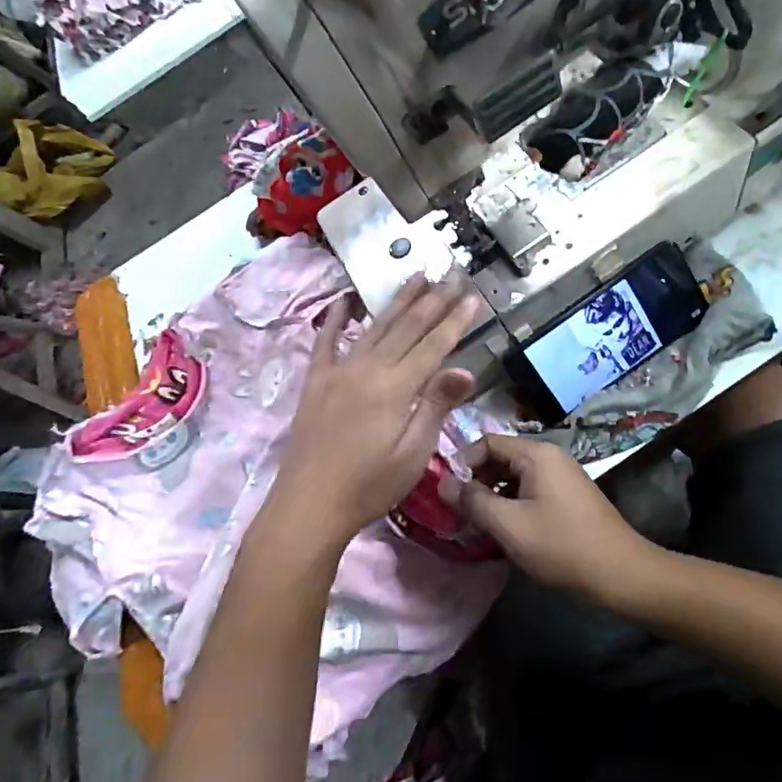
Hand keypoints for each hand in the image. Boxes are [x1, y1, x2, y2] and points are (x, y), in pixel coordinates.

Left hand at [273, 276, 481, 542]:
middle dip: (433, 300)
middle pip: (407, 327)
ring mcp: (339, 372)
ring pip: (374, 326)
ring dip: (398, 300)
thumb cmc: (369, 486)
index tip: (473, 296)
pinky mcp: (316, 382)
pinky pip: (326, 341)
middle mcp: (368, 369)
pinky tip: (343, 300)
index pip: (434, 345)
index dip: (456, 320)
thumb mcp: (413, 453)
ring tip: (417, 276)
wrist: (308, 506)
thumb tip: (465, 369)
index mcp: (396, 388)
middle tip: (452, 275)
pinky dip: (335, 318)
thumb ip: (436, 406)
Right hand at [443, 435, 657, 599]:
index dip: (463, 463)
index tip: (446, 493)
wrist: (618, 570)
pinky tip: (504, 529)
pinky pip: (530, 488)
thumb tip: (442, 484)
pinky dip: (512, 502)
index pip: (488, 442)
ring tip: (477, 524)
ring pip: (514, 475)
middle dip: (476, 481)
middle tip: (458, 512)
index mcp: (537, 454)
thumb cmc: (560, 544)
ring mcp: (561, 475)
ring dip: (493, 495)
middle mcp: (550, 456)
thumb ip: (473, 501)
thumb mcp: (509, 525)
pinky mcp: (567, 494)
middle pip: (501, 456)